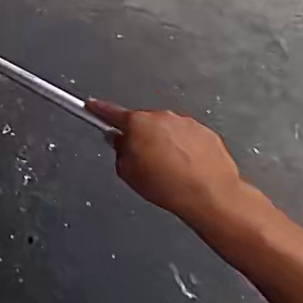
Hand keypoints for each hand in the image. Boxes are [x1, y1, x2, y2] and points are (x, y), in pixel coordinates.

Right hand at [87, 100, 266, 231]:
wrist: (210, 196)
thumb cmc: (170, 186)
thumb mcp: (128, 173)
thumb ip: (119, 151)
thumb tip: (120, 143)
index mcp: (138, 123)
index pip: (111, 112)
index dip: (98, 110)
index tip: (92, 106)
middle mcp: (162, 117)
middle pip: (142, 123)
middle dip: (140, 138)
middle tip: (143, 162)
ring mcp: (185, 123)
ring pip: (165, 130)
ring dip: (164, 144)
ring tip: (169, 171)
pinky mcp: (205, 132)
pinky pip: (187, 137)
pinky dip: (184, 150)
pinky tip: (185, 169)